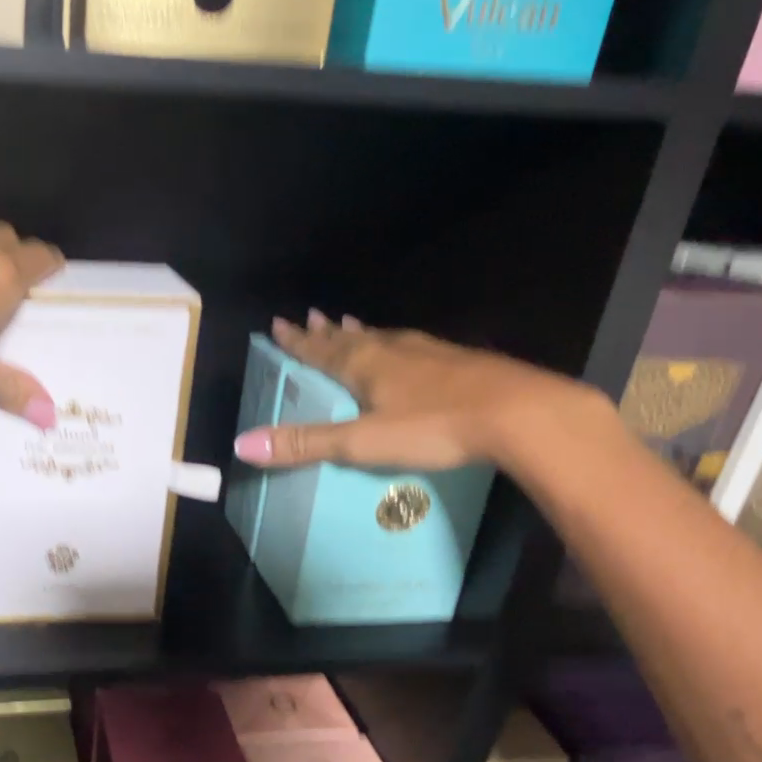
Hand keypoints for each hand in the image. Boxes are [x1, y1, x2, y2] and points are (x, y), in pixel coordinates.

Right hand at [231, 312, 608, 470]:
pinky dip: (396, 342)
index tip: (278, 324)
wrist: (520, 414)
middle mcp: (393, 351)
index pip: (320, 350)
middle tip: (309, 316)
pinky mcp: (462, 362)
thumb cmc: (434, 427)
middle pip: (350, 338)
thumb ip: (305, 444)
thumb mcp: (362, 442)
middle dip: (325, 332)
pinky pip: (414, 346)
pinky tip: (409, 349)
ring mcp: (431, 353)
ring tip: (348, 323)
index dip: (297, 341)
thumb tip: (241, 444)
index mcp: (364, 366)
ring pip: (384, 337)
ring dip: (361, 332)